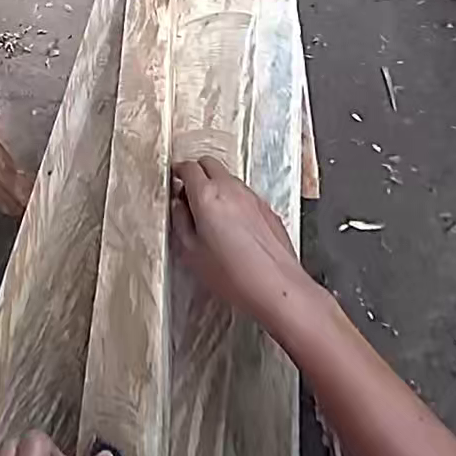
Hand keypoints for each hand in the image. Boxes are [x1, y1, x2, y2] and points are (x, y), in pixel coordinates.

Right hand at [170, 157, 314, 328]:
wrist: (281, 291)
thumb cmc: (234, 275)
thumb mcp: (190, 251)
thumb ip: (180, 221)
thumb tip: (179, 207)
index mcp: (206, 195)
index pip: (187, 167)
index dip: (177, 172)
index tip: (174, 181)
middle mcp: (230, 190)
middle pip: (209, 163)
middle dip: (197, 172)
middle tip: (190, 191)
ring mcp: (253, 199)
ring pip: (229, 178)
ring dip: (217, 186)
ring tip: (213, 213)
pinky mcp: (270, 212)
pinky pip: (246, 195)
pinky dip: (236, 201)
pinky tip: (236, 226)